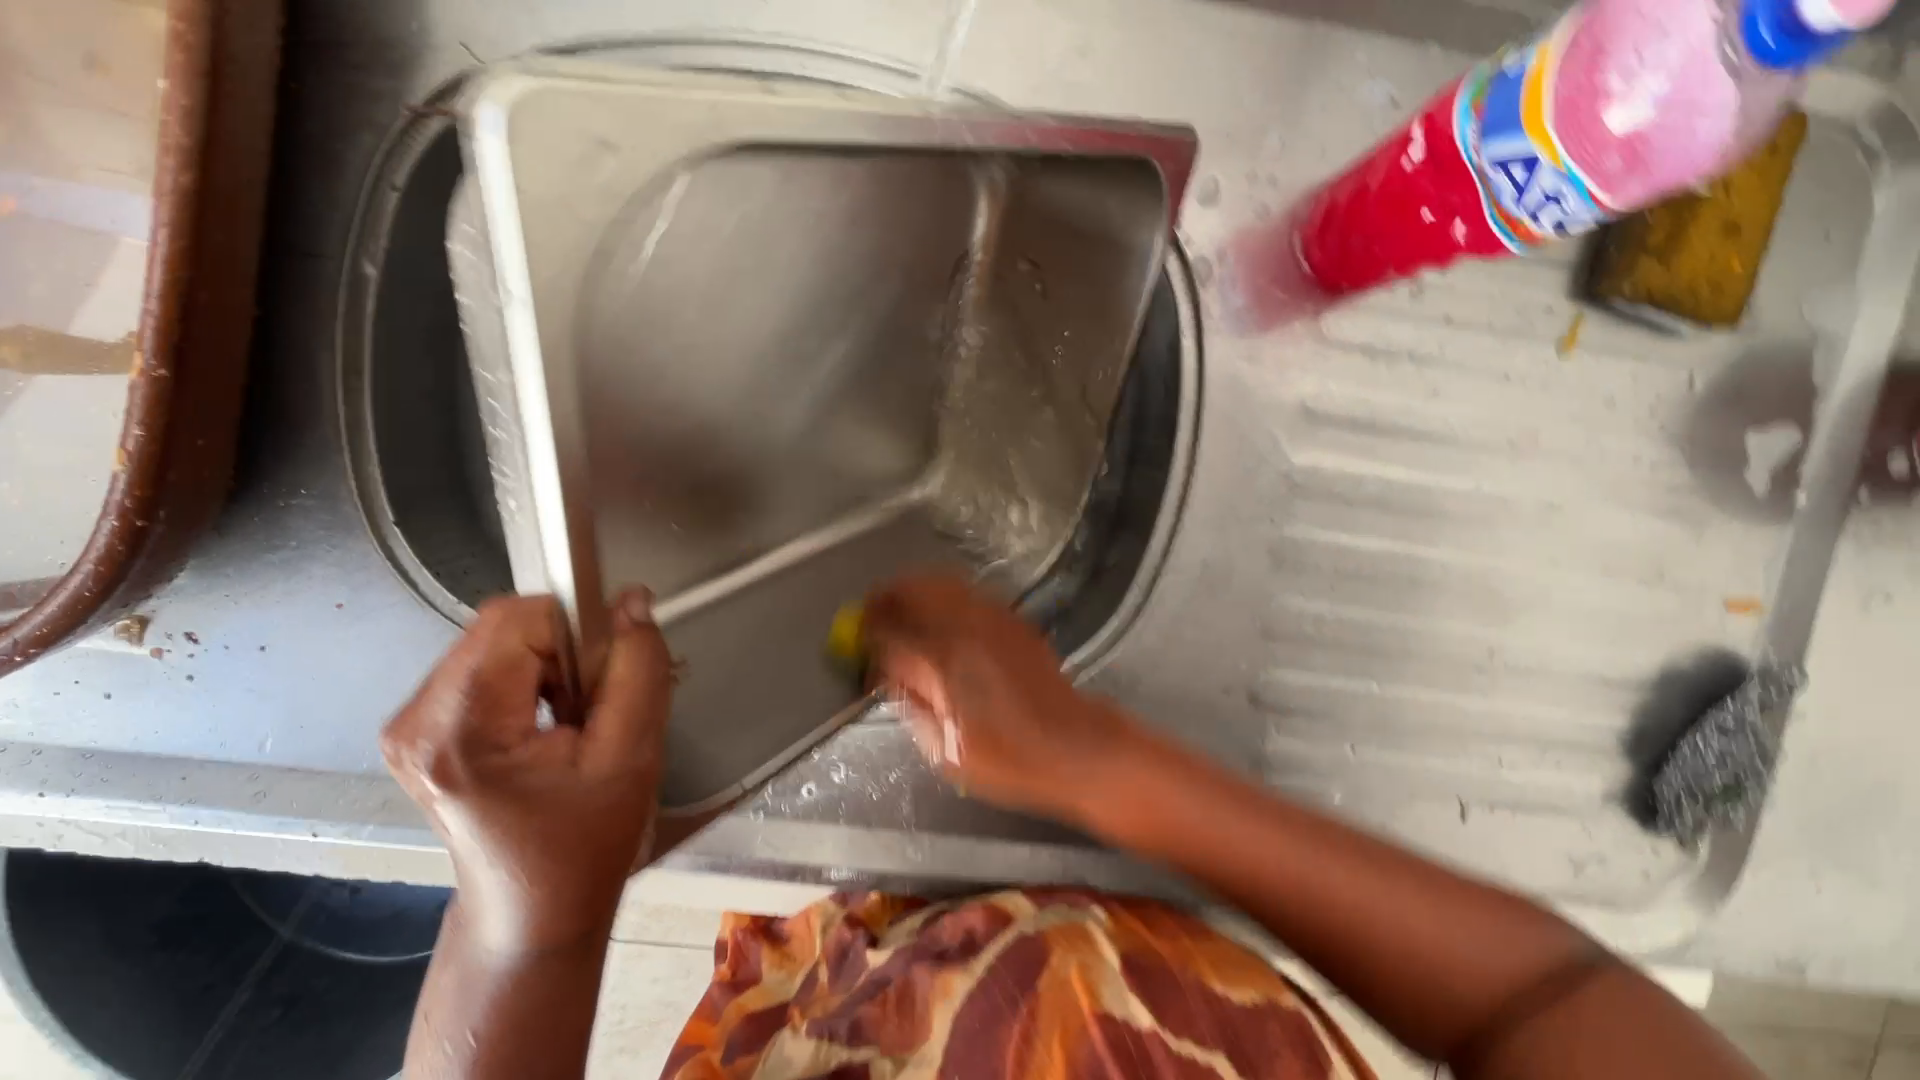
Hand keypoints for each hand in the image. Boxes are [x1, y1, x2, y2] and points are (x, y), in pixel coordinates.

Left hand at [381, 590, 673, 952]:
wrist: (533, 914)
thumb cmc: (584, 846)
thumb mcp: (632, 756)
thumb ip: (638, 669)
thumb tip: (631, 601)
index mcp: (459, 731)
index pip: (518, 619)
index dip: (578, 630)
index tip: (609, 677)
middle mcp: (414, 719)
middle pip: (502, 628)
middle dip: (565, 650)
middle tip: (595, 708)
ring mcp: (408, 725)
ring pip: (497, 642)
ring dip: (550, 664)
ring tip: (575, 721)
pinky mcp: (418, 730)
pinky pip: (485, 667)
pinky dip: (530, 680)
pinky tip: (549, 726)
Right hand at [864, 574, 1138, 821]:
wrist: (1074, 746)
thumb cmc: (1009, 759)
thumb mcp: (945, 748)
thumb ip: (911, 705)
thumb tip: (887, 677)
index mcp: (944, 663)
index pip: (888, 633)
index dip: (866, 633)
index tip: (856, 639)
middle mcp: (967, 629)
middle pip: (913, 591)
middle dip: (886, 599)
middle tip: (871, 613)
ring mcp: (994, 619)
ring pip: (941, 583)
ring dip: (914, 591)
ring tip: (900, 609)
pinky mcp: (1013, 620)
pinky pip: (968, 593)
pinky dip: (944, 596)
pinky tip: (941, 618)